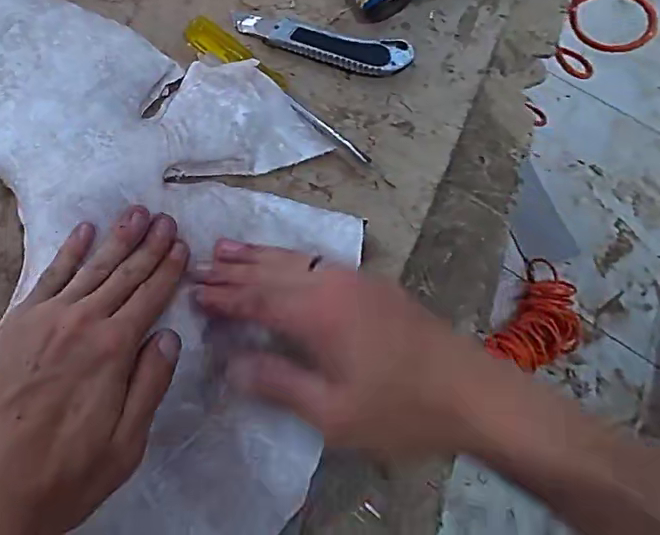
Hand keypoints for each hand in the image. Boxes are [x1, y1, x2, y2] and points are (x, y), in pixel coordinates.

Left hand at [0, 207, 188, 534]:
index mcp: (114, 348)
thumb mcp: (125, 445)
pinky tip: (85, 230)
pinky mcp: (18, 322)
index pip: (151, 296)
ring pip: (93, 267)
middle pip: (126, 273)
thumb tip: (169, 336)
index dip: (169, 268)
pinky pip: (51, 275)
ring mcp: (48, 317)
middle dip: (150, 244)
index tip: (182, 245)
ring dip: (118, 237)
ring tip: (136, 213)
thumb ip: (151, 385)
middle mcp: (84, 322)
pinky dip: (70, 251)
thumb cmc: (63, 475)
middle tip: (166, 218)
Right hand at [192, 240, 510, 458]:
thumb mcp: (334, 412)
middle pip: (274, 270)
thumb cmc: (399, 408)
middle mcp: (333, 283)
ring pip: (296, 258)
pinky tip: (283, 259)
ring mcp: (355, 278)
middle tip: (198, 263)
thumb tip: (232, 363)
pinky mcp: (371, 283)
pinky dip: (289, 257)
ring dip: (260, 255)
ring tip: (227, 246)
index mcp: (319, 312)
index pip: (259, 298)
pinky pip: (317, 260)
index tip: (193, 291)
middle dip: (235, 269)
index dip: (225, 296)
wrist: (467, 386)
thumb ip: (280, 383)